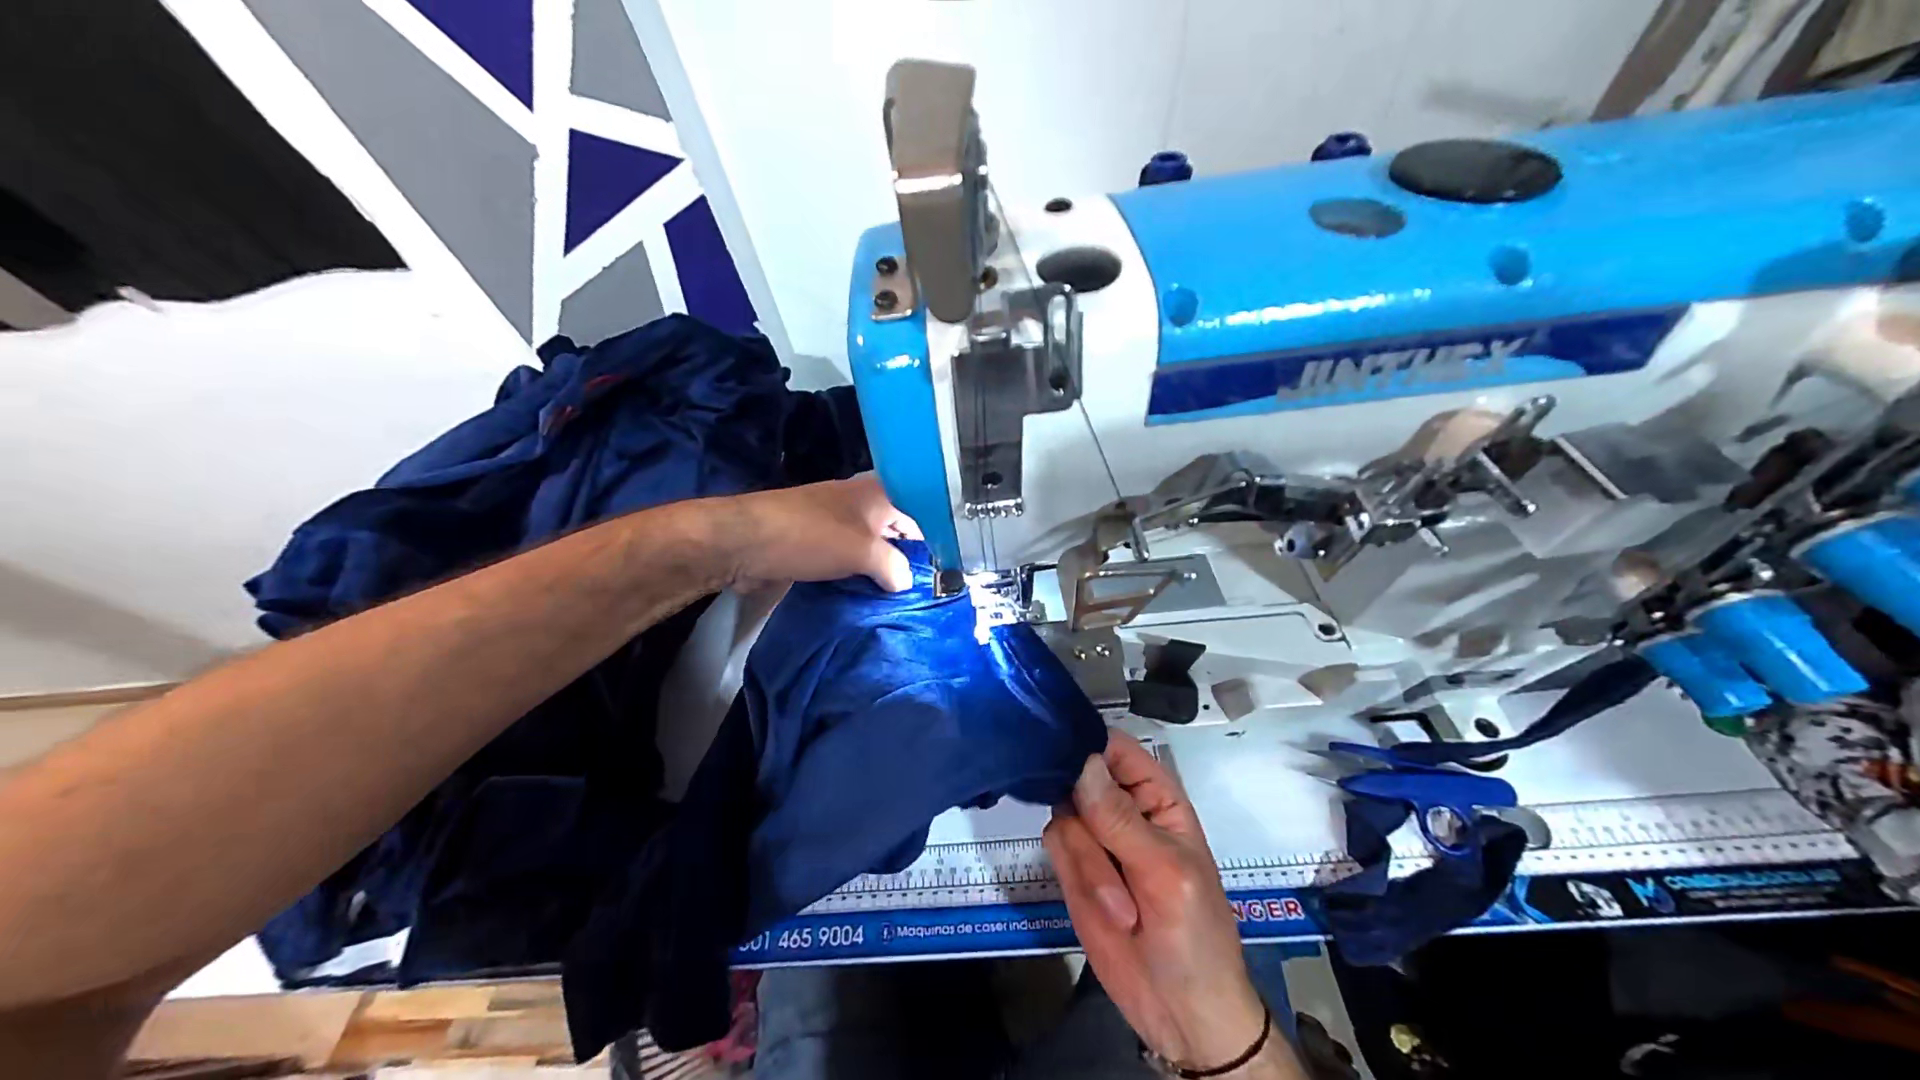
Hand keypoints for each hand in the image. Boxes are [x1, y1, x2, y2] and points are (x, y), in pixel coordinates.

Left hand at [719, 473, 921, 591]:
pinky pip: (841, 560)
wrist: (745, 541)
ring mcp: (831, 522)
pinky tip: (858, 597)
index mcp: (876, 494)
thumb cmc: (811, 537)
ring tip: (889, 602)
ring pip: (864, 550)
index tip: (933, 579)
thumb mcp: (865, 552)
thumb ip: (894, 567)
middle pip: (889, 536)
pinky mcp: (810, 542)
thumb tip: (905, 582)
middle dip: (899, 562)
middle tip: (914, 595)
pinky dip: (851, 575)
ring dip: (873, 572)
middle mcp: (857, 503)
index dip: (924, 548)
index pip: (915, 520)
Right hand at [1045, 731, 1273, 1071]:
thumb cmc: (1194, 935)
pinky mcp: (1075, 868)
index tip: (1062, 760)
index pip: (1114, 748)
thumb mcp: (1164, 872)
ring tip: (1122, 908)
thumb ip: (1119, 819)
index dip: (1087, 745)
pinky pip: (1055, 847)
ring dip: (1087, 864)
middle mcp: (1121, 808)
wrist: (1179, 1012)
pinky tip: (1104, 908)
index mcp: (1157, 796)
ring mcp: (1095, 838)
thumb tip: (1082, 762)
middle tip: (1104, 854)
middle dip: (1084, 817)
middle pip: (1077, 778)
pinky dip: (1075, 877)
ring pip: (1063, 817)